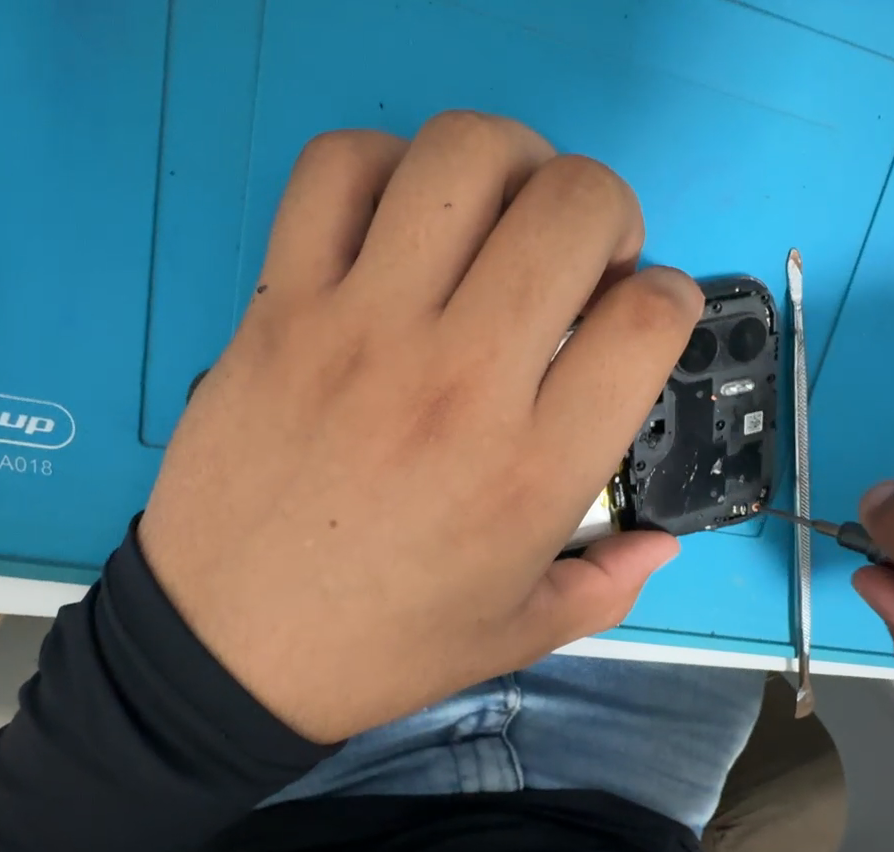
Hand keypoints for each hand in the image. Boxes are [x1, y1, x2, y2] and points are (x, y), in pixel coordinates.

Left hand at [137, 112, 699, 743]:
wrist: (224, 651)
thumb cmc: (376, 648)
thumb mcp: (514, 637)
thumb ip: (606, 586)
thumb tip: (664, 546)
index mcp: (534, 468)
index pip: (648, 318)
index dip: (669, 298)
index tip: (638, 318)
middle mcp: (461, 378)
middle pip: (574, 207)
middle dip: (607, 211)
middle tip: (579, 260)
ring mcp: (363, 330)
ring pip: (463, 157)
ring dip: (510, 162)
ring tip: (499, 216)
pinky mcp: (280, 307)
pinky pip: (335, 172)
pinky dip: (383, 164)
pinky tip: (397, 218)